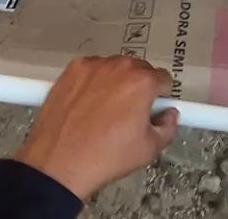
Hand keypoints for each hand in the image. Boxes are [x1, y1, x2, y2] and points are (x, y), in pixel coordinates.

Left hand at [12, 55, 179, 199]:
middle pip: (139, 69)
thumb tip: (170, 114)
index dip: (160, 95)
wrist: (58, 163)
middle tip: (127, 113)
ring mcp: (95, 64)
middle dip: (137, 87)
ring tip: (103, 109)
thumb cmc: (106, 157)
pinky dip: (92, 81)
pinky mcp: (74, 68)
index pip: (163, 78)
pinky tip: (85, 104)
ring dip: (115, 81)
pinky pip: (92, 69)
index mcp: (143, 82)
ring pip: (114, 68)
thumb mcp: (147, 151)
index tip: (151, 109)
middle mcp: (121, 65)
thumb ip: (168, 128)